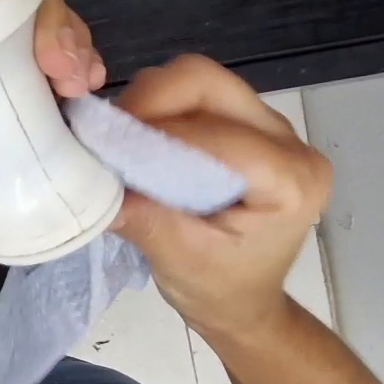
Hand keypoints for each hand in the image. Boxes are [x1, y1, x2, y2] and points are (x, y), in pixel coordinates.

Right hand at [110, 55, 331, 338]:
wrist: (242, 302)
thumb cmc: (217, 288)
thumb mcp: (177, 260)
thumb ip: (143, 217)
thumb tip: (94, 180)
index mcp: (289, 179)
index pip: (214, 132)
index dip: (154, 131)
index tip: (103, 146)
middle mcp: (288, 141)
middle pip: (208, 83)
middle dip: (150, 100)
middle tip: (110, 135)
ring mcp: (270, 127)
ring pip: (200, 81)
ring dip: (153, 102)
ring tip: (123, 140)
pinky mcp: (246, 124)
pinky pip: (198, 95)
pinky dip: (161, 108)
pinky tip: (140, 141)